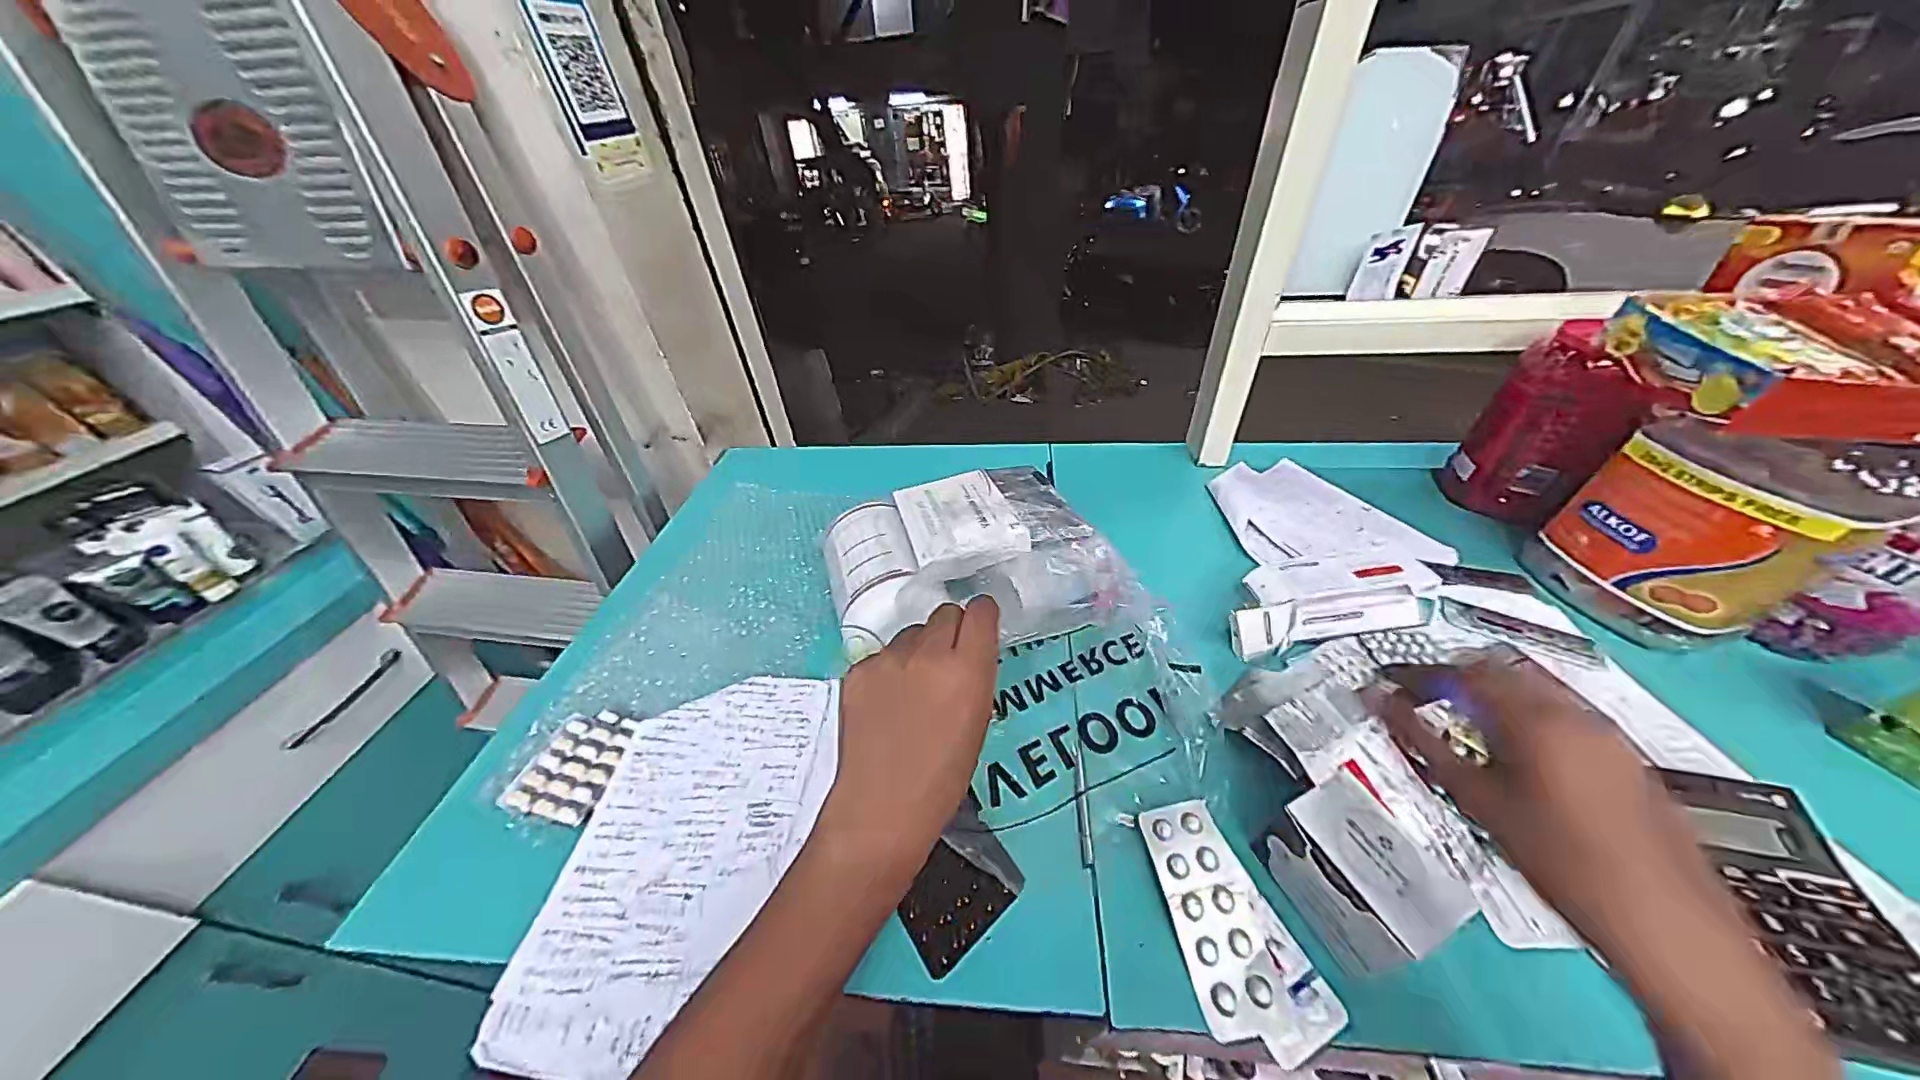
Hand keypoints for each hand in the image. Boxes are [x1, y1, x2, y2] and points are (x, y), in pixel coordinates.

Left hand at [814, 597, 1000, 881]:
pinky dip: (888, 670)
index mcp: (967, 669)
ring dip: (918, 649)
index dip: (982, 616)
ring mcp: (889, 659)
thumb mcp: (977, 721)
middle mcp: (929, 654)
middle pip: (945, 613)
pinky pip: (882, 654)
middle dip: (950, 631)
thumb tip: (968, 652)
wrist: (882, 805)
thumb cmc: (942, 777)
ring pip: (912, 632)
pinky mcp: (859, 669)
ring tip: (913, 689)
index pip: (980, 611)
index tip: (980, 623)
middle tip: (945, 663)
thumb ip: (974, 675)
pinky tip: (887, 703)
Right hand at [1372, 655, 1838, 1079]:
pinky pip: (1565, 711)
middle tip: (1422, 699)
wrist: (1664, 922)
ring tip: (1463, 724)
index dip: (1417, 675)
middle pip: (1502, 667)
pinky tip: (1515, 751)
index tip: (1392, 689)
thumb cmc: (1559, 860)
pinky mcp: (1628, 756)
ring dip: (1494, 694)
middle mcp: (1577, 713)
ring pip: (1536, 687)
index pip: (1461, 670)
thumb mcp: (1476, 797)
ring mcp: (1610, 733)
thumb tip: (1379, 703)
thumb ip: (1420, 740)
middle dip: (1455, 677)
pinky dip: (1528, 714)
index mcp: (1535, 716)